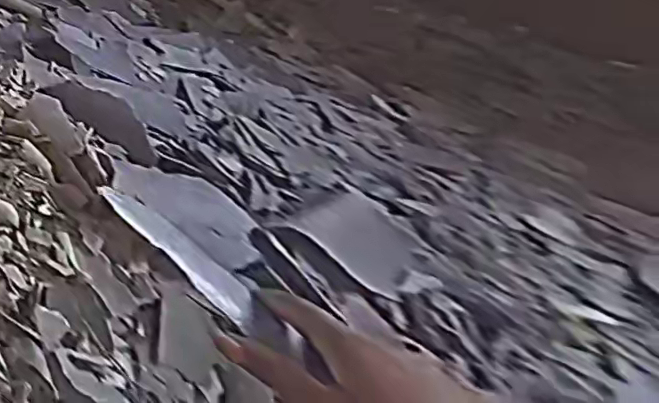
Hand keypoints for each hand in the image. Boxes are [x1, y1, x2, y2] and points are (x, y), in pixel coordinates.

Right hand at [215, 292, 491, 402]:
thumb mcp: (316, 401)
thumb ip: (272, 368)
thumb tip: (228, 339)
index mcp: (348, 341)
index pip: (297, 306)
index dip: (274, 301)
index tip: (260, 299)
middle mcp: (389, 344)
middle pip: (342, 326)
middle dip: (320, 329)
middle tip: (299, 337)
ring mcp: (432, 370)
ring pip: (383, 348)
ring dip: (361, 353)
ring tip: (346, 371)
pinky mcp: (462, 394)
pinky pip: (419, 373)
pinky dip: (397, 376)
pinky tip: (396, 390)